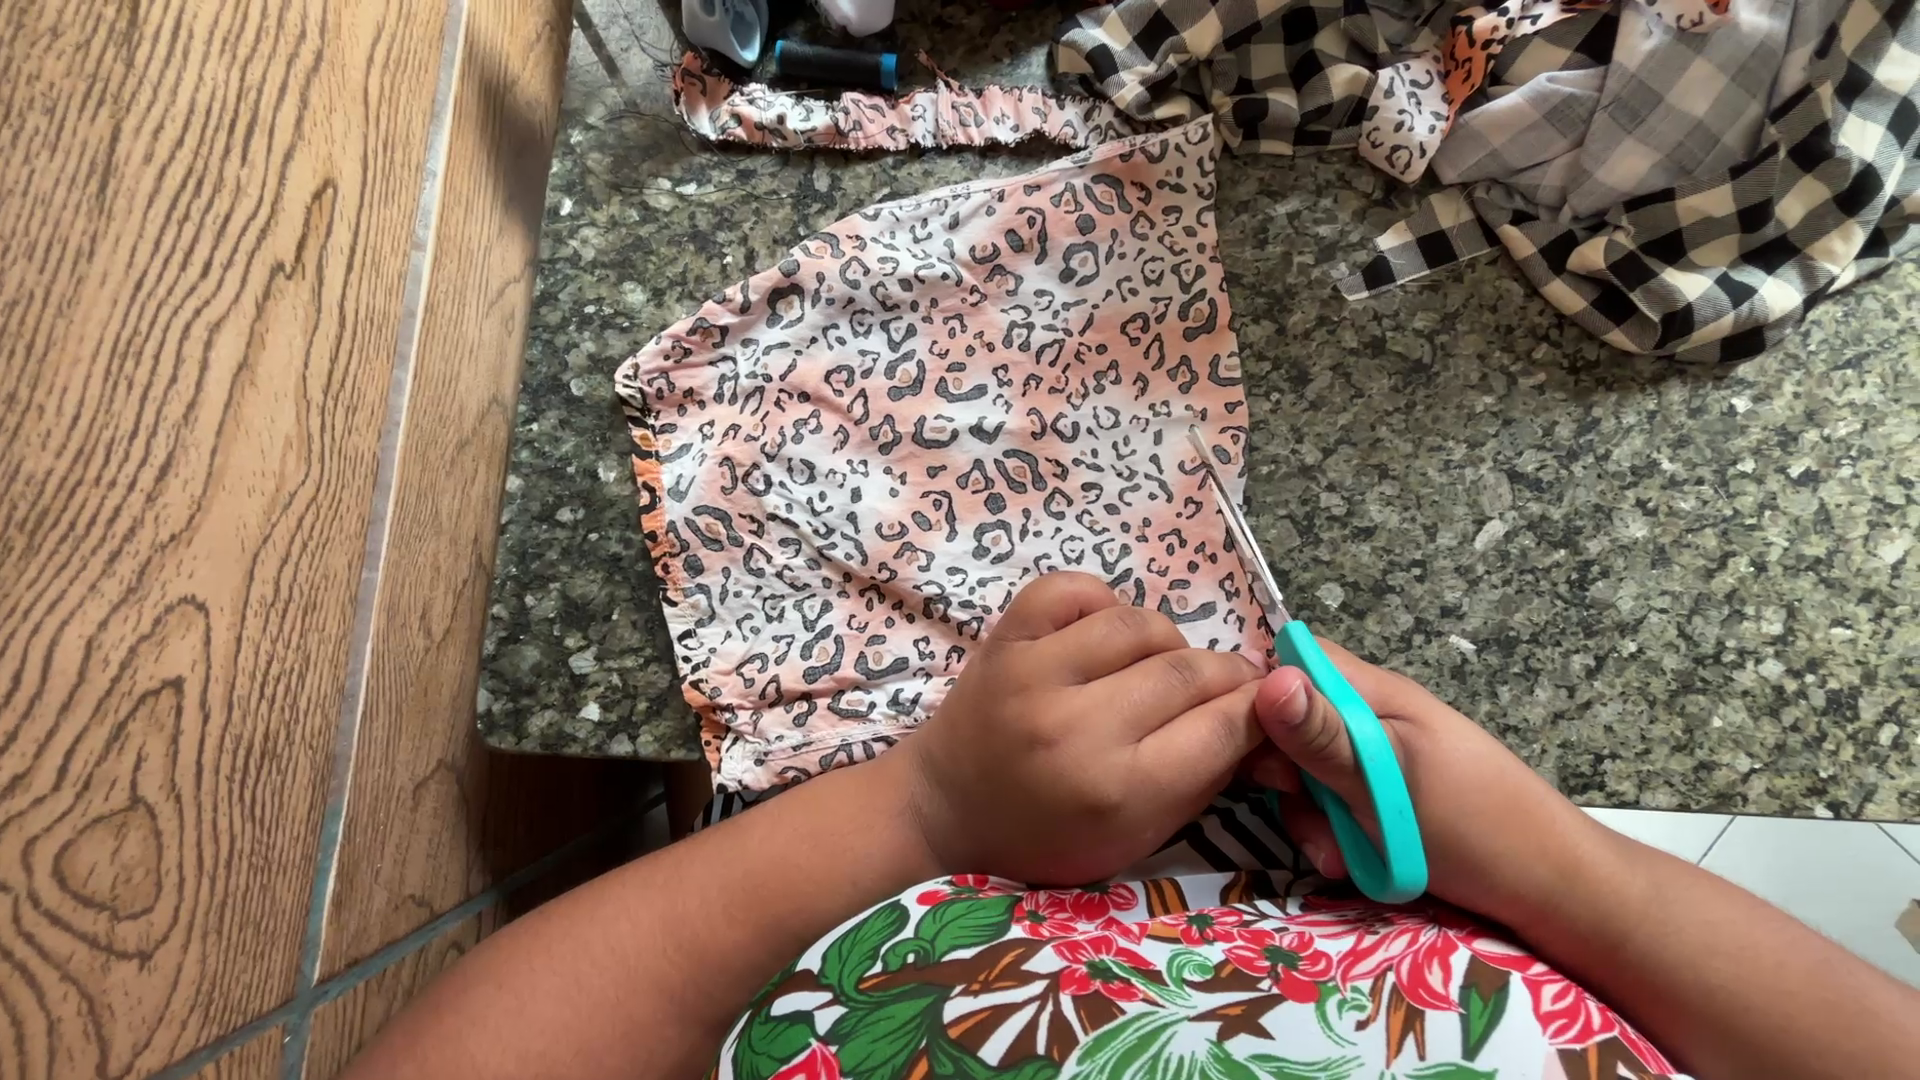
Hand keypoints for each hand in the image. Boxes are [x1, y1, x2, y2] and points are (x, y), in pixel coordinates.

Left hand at [893, 571, 1266, 885]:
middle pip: (1187, 671)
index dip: (1256, 710)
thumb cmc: (1043, 836)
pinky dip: (1100, 602)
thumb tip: (1255, 717)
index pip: (1221, 728)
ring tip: (1157, 664)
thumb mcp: (1134, 836)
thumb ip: (1200, 778)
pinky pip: (1072, 589)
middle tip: (1224, 683)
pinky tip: (1101, 632)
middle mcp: (1077, 726)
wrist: (944, 809)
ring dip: (1166, 641)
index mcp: (1117, 790)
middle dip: (1225, 675)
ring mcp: (1034, 674)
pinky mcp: (1003, 639)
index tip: (1261, 704)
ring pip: (1139, 624)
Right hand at [1243, 640, 1607, 925]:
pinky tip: (1348, 861)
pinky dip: (1329, 831)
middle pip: (1287, 722)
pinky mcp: (1377, 795)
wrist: (1559, 896)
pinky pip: (1329, 802)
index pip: (1292, 661)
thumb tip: (1269, 680)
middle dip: (1281, 771)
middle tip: (1299, 809)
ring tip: (1335, 854)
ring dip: (1307, 813)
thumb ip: (1322, 737)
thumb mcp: (1388, 783)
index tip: (1249, 744)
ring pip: (1303, 770)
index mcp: (1371, 692)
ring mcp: (1372, 757)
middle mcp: (1365, 716)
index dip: (1259, 693)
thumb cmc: (1479, 829)